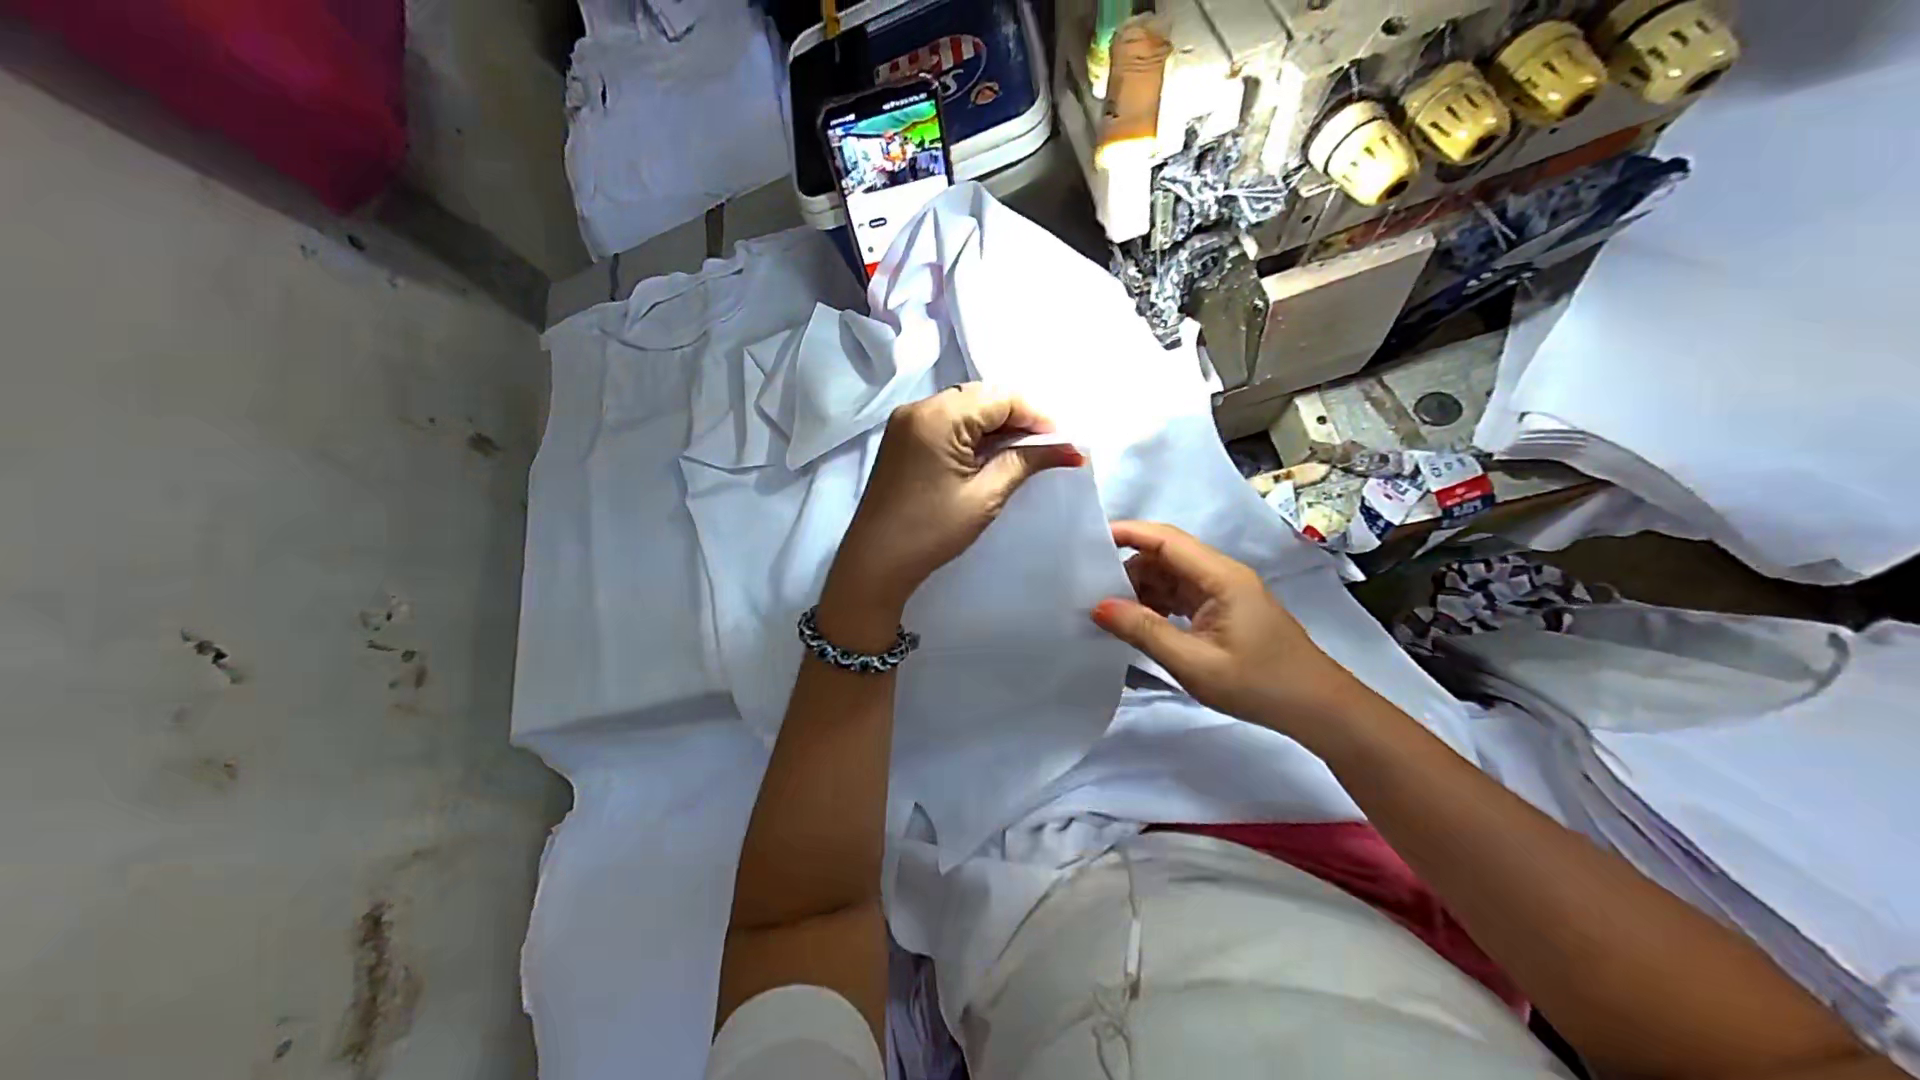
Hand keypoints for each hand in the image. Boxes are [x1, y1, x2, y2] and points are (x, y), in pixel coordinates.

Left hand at [825, 384, 1084, 624]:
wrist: (875, 562)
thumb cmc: (931, 531)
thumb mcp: (985, 495)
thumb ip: (1026, 461)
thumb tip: (1071, 449)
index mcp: (938, 417)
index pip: (1000, 397)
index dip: (1036, 415)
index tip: (1062, 442)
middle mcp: (919, 408)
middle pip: (982, 396)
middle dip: (1018, 417)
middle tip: (1046, 447)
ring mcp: (906, 421)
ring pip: (965, 407)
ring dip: (996, 424)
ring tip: (1024, 452)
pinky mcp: (902, 438)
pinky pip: (946, 421)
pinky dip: (973, 432)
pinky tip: (991, 453)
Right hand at [1090, 521, 1361, 737]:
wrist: (1317, 708)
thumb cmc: (1259, 684)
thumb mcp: (1194, 663)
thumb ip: (1144, 631)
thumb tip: (1098, 606)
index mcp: (1221, 577)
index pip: (1166, 540)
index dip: (1128, 533)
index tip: (1089, 537)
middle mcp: (1222, 575)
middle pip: (1166, 555)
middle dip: (1127, 566)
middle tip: (1089, 586)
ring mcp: (1224, 592)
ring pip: (1171, 576)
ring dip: (1140, 588)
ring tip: (1106, 608)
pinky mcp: (1223, 610)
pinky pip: (1181, 595)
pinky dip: (1156, 603)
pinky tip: (1136, 622)